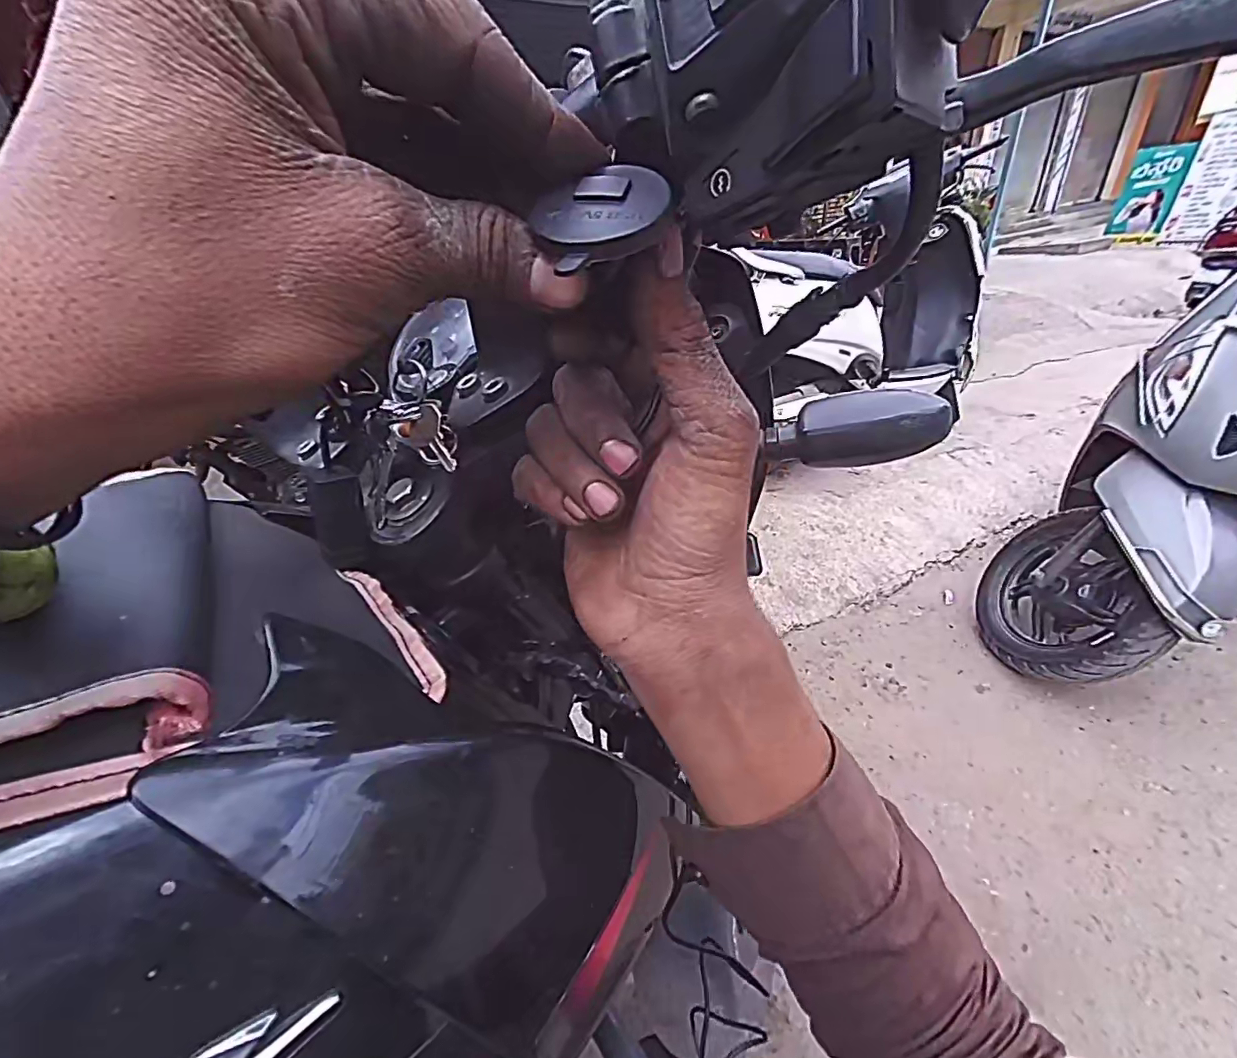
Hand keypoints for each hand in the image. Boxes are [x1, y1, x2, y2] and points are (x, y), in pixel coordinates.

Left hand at [0, 0, 605, 366]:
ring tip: (535, 247)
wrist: (63, 377)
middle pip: (421, 74)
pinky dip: (427, 208)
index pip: (439, 26)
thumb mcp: (367, 253)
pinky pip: (364, 161)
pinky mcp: (246, 142)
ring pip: (398, 124)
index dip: (532, 113)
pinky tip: (480, 248)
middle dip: (507, 159)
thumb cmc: (155, 301)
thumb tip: (561, 258)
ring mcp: (236, 77)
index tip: (587, 171)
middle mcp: (228, 9)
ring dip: (473, 192)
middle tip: (568, 222)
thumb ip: (485, 242)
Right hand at [512, 244, 764, 672]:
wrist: (666, 614)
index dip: (602, 335)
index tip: (598, 354)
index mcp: (677, 389)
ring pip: (545, 418)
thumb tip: (667, 265)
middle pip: (572, 370)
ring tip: (612, 499)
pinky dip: (553, 491)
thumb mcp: (710, 429)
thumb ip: (684, 345)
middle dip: (594, 422)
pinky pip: (526, 463)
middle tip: (628, 462)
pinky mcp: (560, 485)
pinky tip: (587, 514)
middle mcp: (632, 413)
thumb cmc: (702, 537)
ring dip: (576, 465)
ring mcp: (592, 451)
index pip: (625, 325)